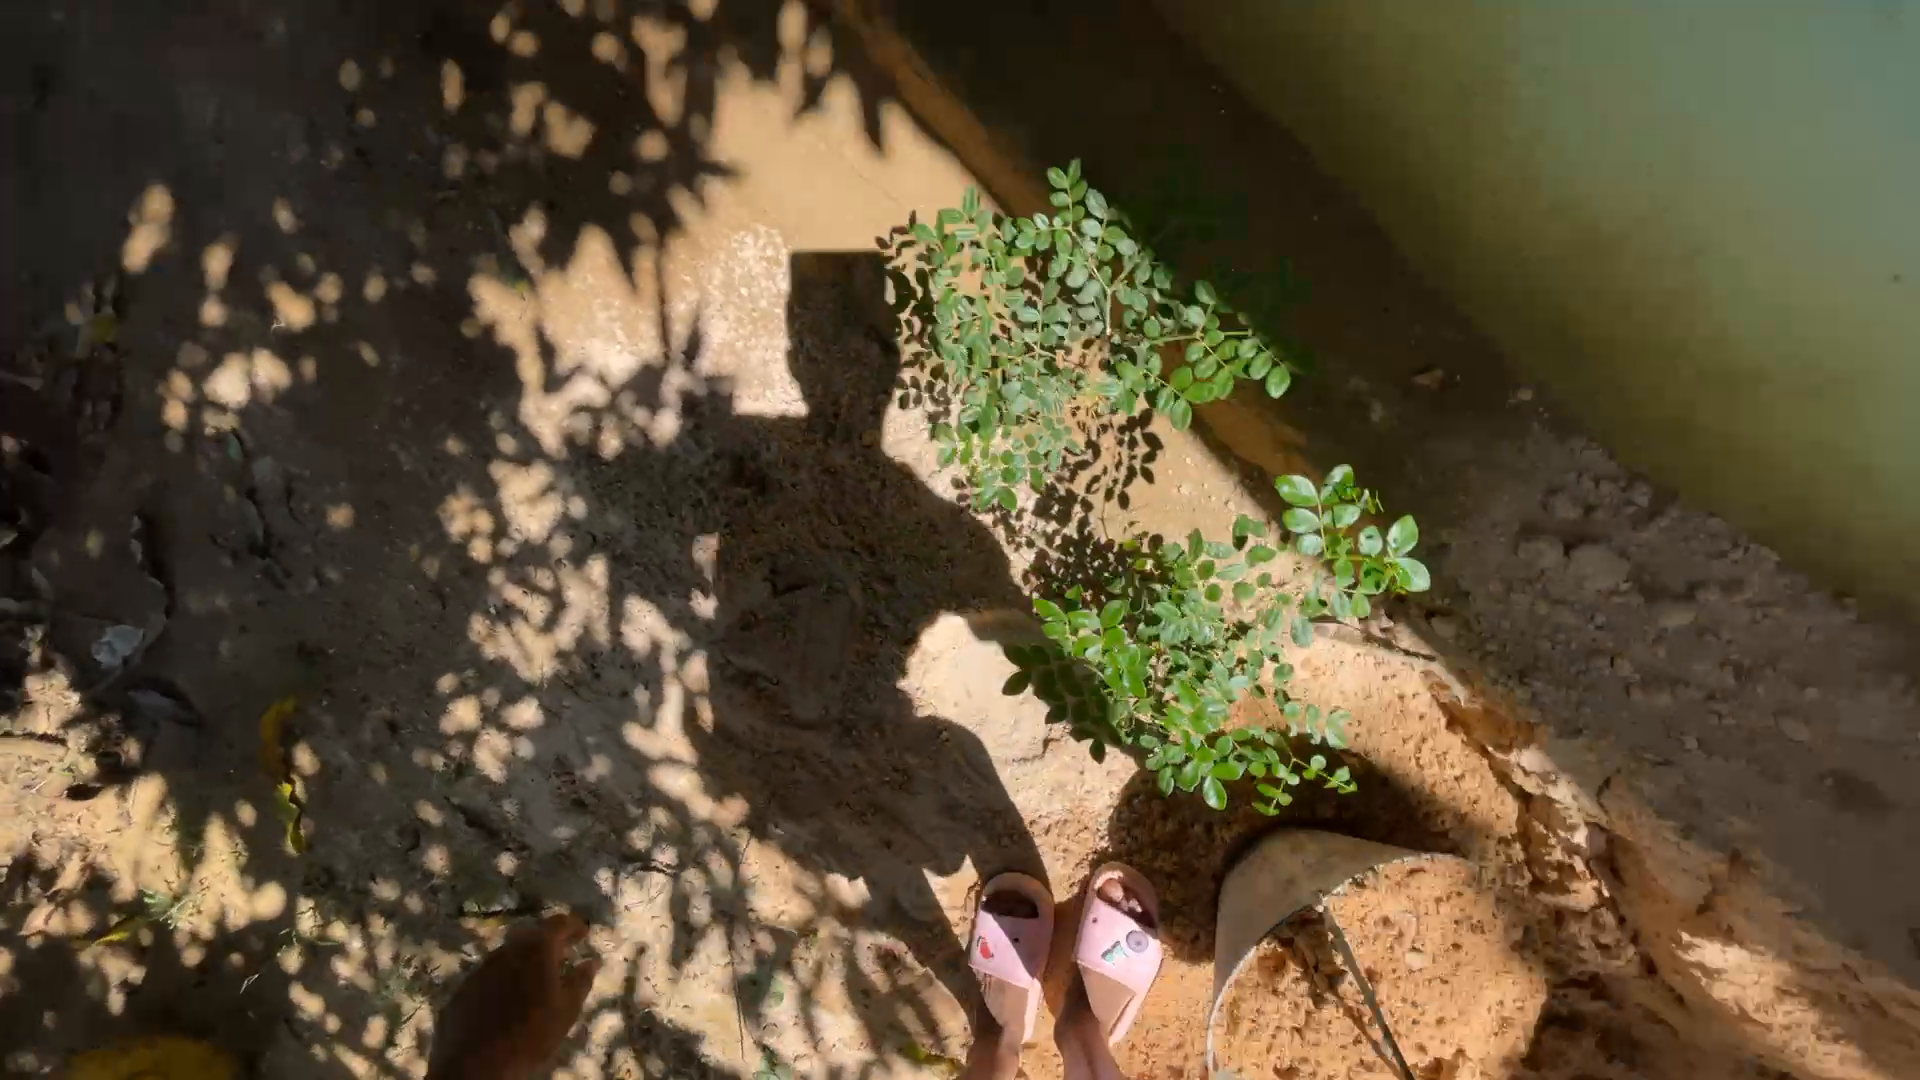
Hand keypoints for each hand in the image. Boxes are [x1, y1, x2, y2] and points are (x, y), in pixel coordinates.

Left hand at [428, 912, 600, 1079]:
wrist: (473, 1071)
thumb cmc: (529, 1035)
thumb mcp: (567, 1010)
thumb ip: (581, 980)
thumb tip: (590, 962)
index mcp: (537, 949)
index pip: (559, 923)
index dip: (574, 926)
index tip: (583, 934)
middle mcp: (507, 951)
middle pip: (530, 936)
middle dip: (547, 943)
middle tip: (560, 957)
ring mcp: (479, 971)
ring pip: (507, 956)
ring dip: (523, 961)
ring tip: (533, 980)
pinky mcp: (460, 993)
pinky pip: (487, 977)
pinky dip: (501, 981)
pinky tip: (505, 1001)